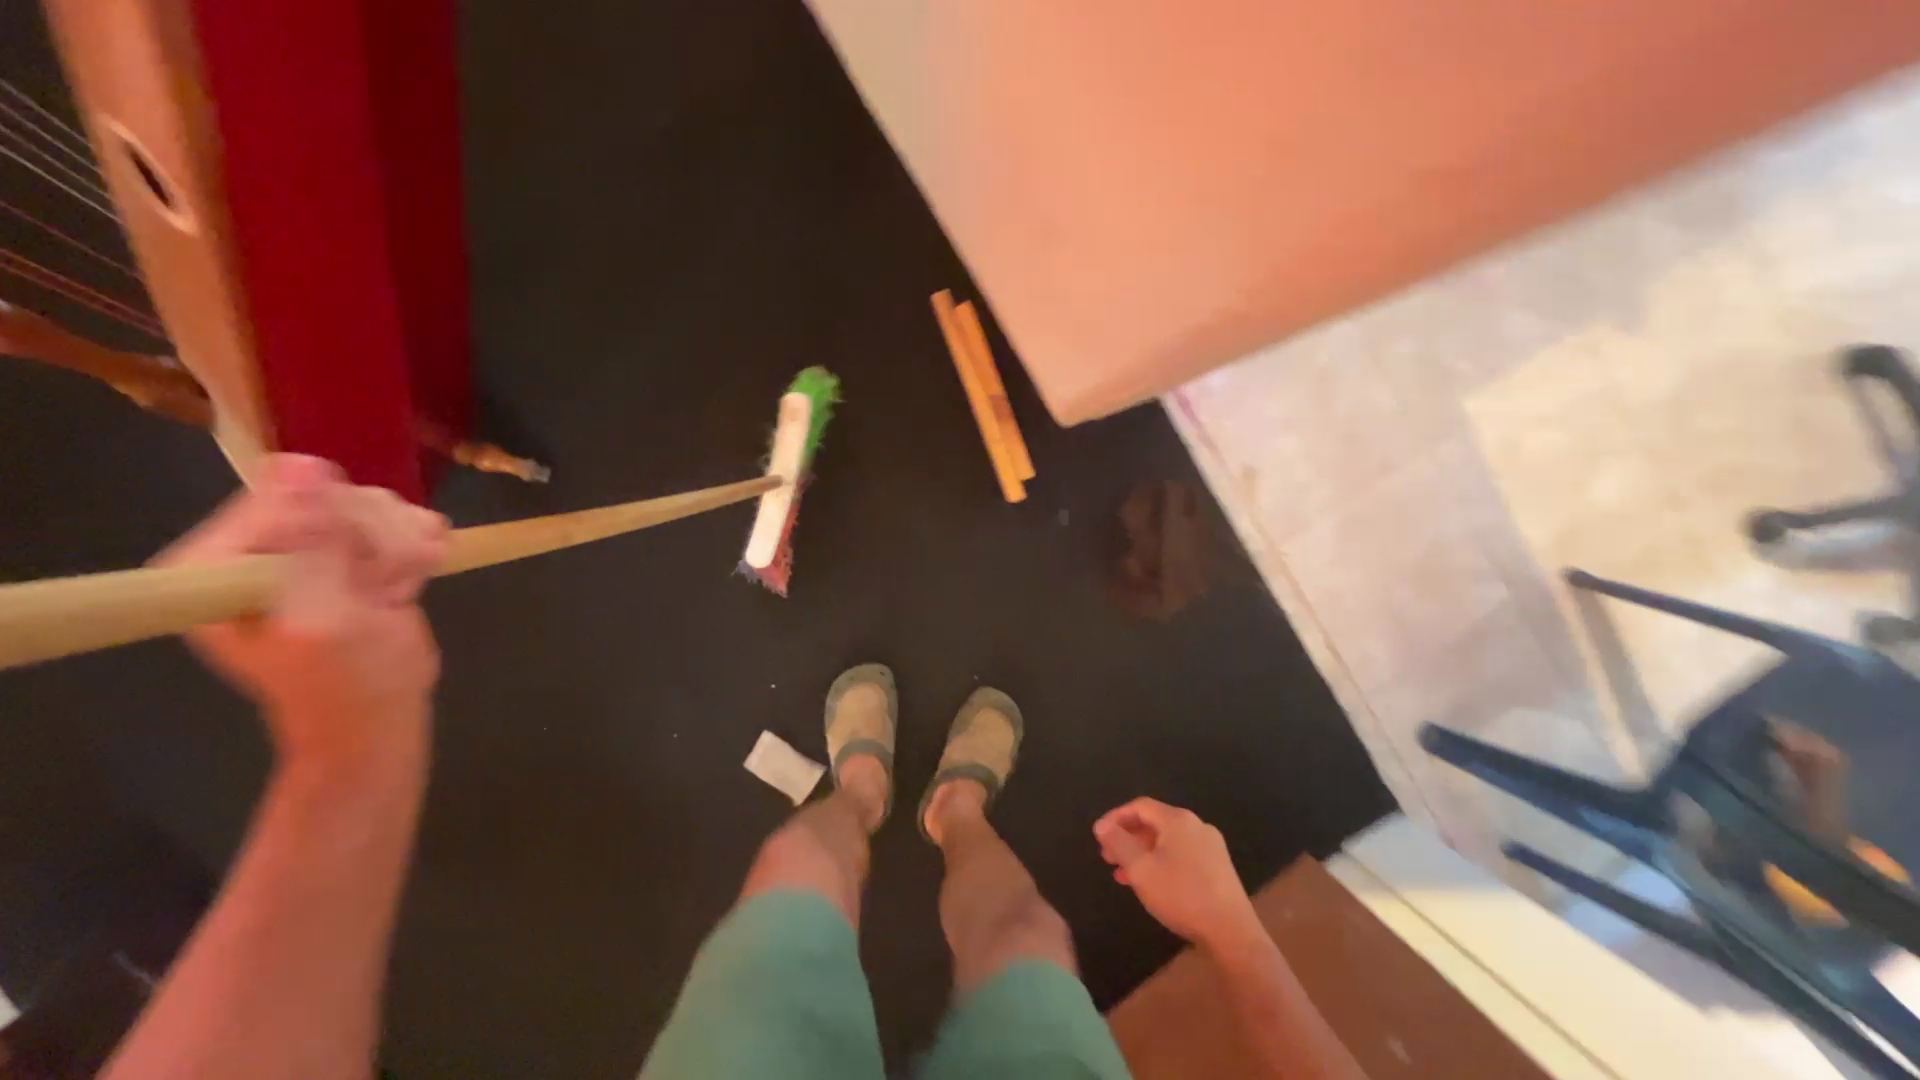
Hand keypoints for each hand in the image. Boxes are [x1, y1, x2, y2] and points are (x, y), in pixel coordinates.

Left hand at [153, 455, 448, 767]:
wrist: (380, 720)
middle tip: (380, 592)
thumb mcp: (324, 619)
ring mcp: (305, 545)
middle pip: (335, 495)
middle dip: (377, 543)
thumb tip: (299, 464)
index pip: (286, 497)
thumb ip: (311, 545)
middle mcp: (252, 545)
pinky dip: (418, 545)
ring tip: (392, 592)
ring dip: (402, 547)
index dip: (336, 530)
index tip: (358, 579)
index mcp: (215, 562)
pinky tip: (411, 578)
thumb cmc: (347, 684)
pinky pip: (397, 515)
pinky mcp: (350, 549)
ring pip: (373, 503)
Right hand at [1095, 798, 1260, 949]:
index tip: (1099, 836)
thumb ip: (1119, 843)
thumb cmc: (1180, 894)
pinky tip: (1150, 883)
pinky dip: (1160, 862)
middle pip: (1154, 823)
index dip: (1116, 817)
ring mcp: (1210, 846)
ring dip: (1142, 853)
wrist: (1231, 930)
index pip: (1140, 807)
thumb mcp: (1141, 869)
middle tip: (1107, 857)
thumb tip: (1102, 825)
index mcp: (1178, 820)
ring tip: (1123, 874)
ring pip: (1167, 841)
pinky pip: (1181, 855)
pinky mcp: (1218, 867)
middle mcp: (1196, 826)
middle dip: (1128, 838)